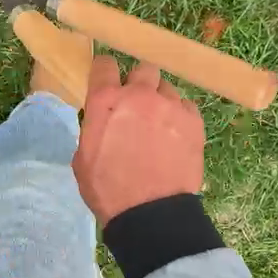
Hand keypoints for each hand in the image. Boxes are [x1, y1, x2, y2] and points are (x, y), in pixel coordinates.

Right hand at [73, 57, 205, 227]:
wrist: (150, 212)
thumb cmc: (108, 190)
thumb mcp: (83, 158)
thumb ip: (93, 128)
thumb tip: (102, 121)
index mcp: (105, 101)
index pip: (105, 65)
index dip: (105, 73)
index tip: (106, 83)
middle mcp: (139, 94)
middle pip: (143, 69)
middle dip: (138, 83)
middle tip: (136, 106)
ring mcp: (170, 105)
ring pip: (167, 88)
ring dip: (160, 101)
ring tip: (159, 125)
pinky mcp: (194, 120)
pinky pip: (186, 106)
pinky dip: (179, 116)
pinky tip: (174, 136)